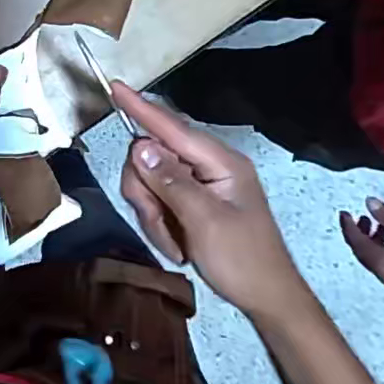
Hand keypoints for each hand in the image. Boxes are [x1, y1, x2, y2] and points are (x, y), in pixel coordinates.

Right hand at [113, 81, 315, 320]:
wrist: (267, 296)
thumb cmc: (243, 259)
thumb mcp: (204, 221)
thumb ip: (171, 181)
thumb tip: (140, 147)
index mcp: (221, 161)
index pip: (173, 128)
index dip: (142, 108)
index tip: (116, 87)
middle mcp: (209, 165)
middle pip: (154, 157)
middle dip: (146, 192)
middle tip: (155, 222)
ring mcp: (202, 183)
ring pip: (152, 182)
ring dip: (153, 214)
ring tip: (173, 243)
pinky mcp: (194, 201)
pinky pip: (161, 200)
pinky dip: (161, 223)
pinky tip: (177, 245)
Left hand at [339, 198, 383, 315]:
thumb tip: (368, 203)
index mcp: (383, 266)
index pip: (357, 244)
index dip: (348, 227)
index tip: (343, 212)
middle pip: (364, 254)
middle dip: (359, 234)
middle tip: (361, 217)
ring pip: (378, 260)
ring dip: (375, 242)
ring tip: (383, 226)